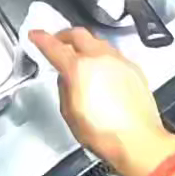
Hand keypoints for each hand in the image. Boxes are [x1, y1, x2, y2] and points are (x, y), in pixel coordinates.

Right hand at [28, 28, 174, 175]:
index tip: (36, 35)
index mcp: (79, 68)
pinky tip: (101, 68)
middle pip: (79, 34)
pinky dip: (103, 56)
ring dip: (85, 44)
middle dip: (64, 36)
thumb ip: (64, 89)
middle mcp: (100, 59)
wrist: (138, 141)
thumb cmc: (104, 133)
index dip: (41, 38)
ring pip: (98, 41)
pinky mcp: (134, 69)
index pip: (54, 46)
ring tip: (80, 55)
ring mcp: (119, 62)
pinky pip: (114, 54)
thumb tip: (66, 79)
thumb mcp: (70, 113)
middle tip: (57, 41)